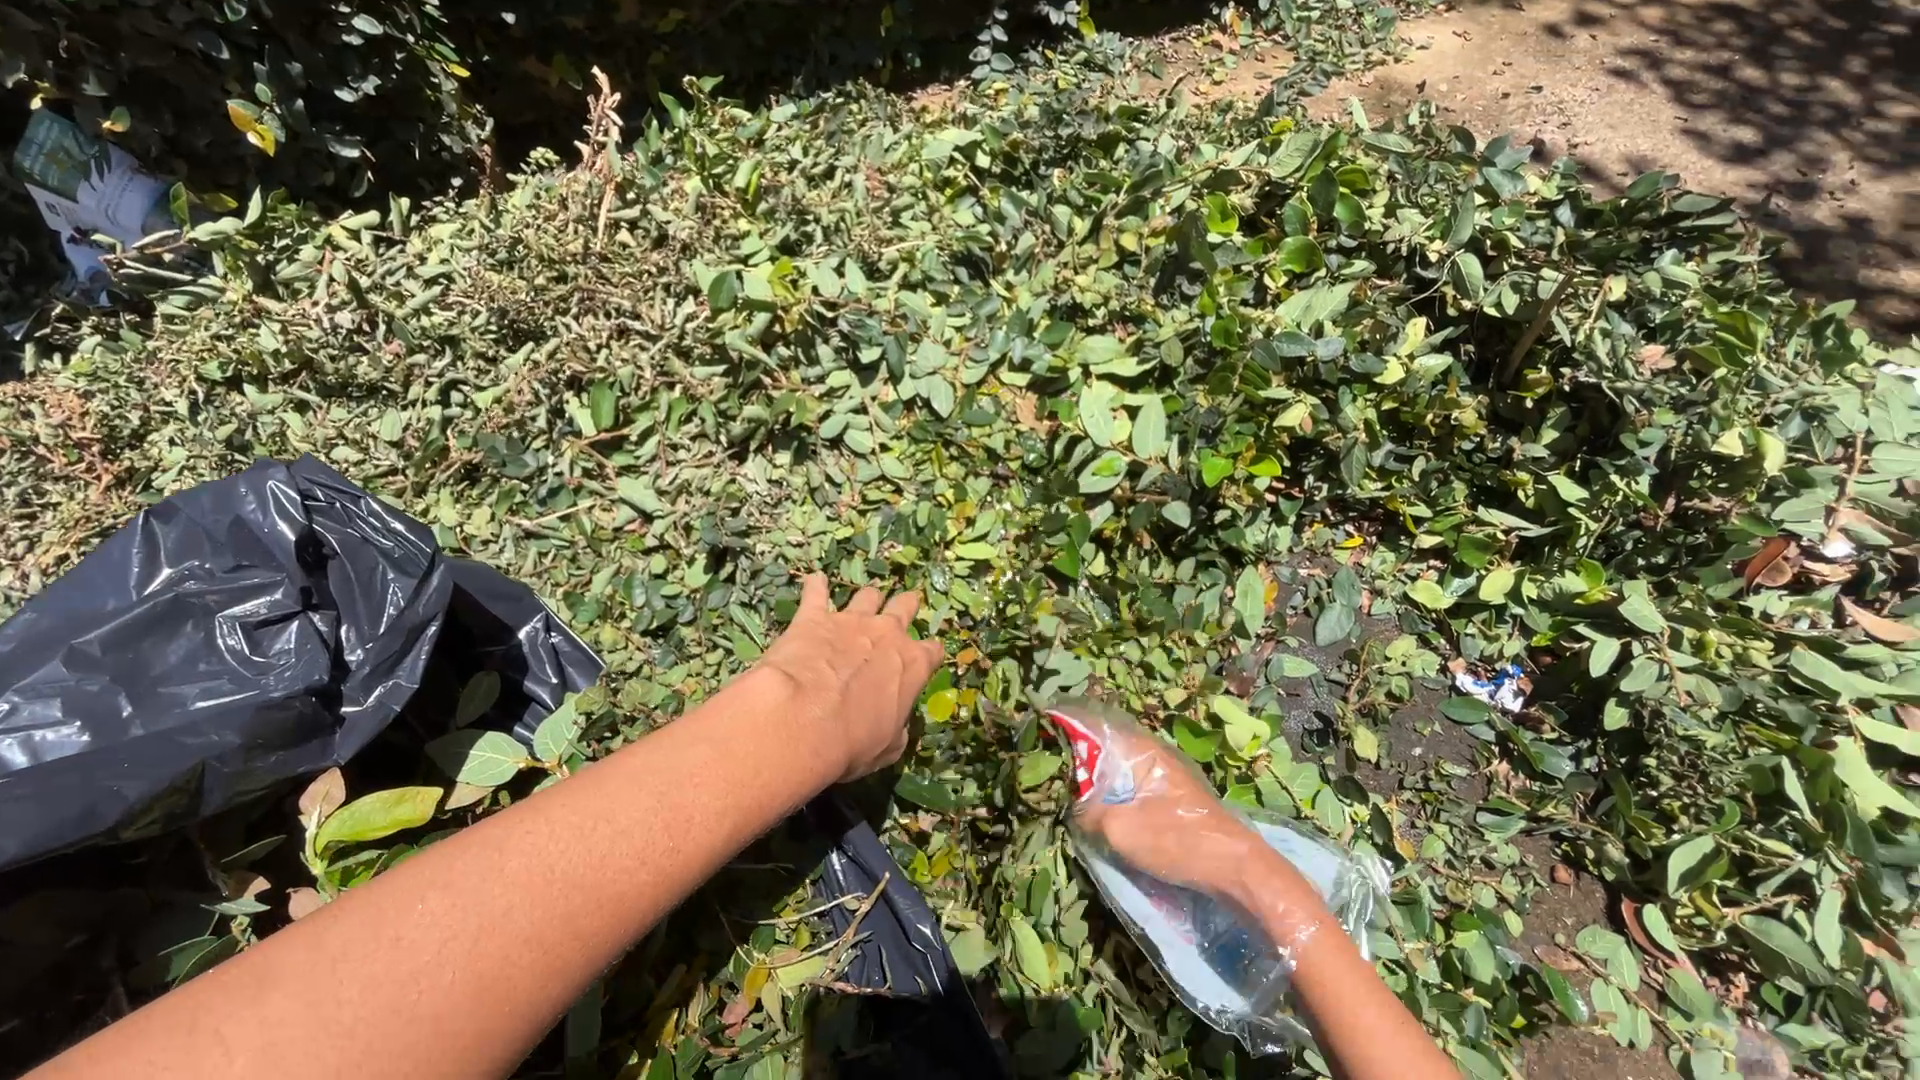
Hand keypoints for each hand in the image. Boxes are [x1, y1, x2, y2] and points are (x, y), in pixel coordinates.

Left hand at [756, 574, 944, 783]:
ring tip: (867, 598)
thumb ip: (896, 729)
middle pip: (904, 607)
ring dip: (868, 598)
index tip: (927, 655)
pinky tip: (815, 580)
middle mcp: (886, 635)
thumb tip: (896, 727)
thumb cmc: (851, 742)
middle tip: (907, 603)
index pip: (932, 651)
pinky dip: (816, 586)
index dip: (930, 652)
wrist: (802, 720)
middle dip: (907, 605)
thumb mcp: (886, 747)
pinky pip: (816, 592)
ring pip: (867, 596)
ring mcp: (850, 621)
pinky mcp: (813, 617)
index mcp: (912, 666)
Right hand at [1062, 709, 1329, 945]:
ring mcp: (1166, 778)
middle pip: (1104, 750)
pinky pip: (1132, 791)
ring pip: (1118, 773)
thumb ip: (1088, 814)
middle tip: (1047, 773)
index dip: (1064, 727)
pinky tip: (1101, 816)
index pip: (1093, 725)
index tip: (1038, 729)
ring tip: (1068, 796)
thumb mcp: (1119, 830)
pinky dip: (1113, 799)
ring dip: (1095, 784)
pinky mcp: (1173, 802)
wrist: (1238, 871)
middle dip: (1076, 760)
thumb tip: (1074, 809)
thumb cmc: (1177, 841)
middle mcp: (1153, 756)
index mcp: (1140, 751)